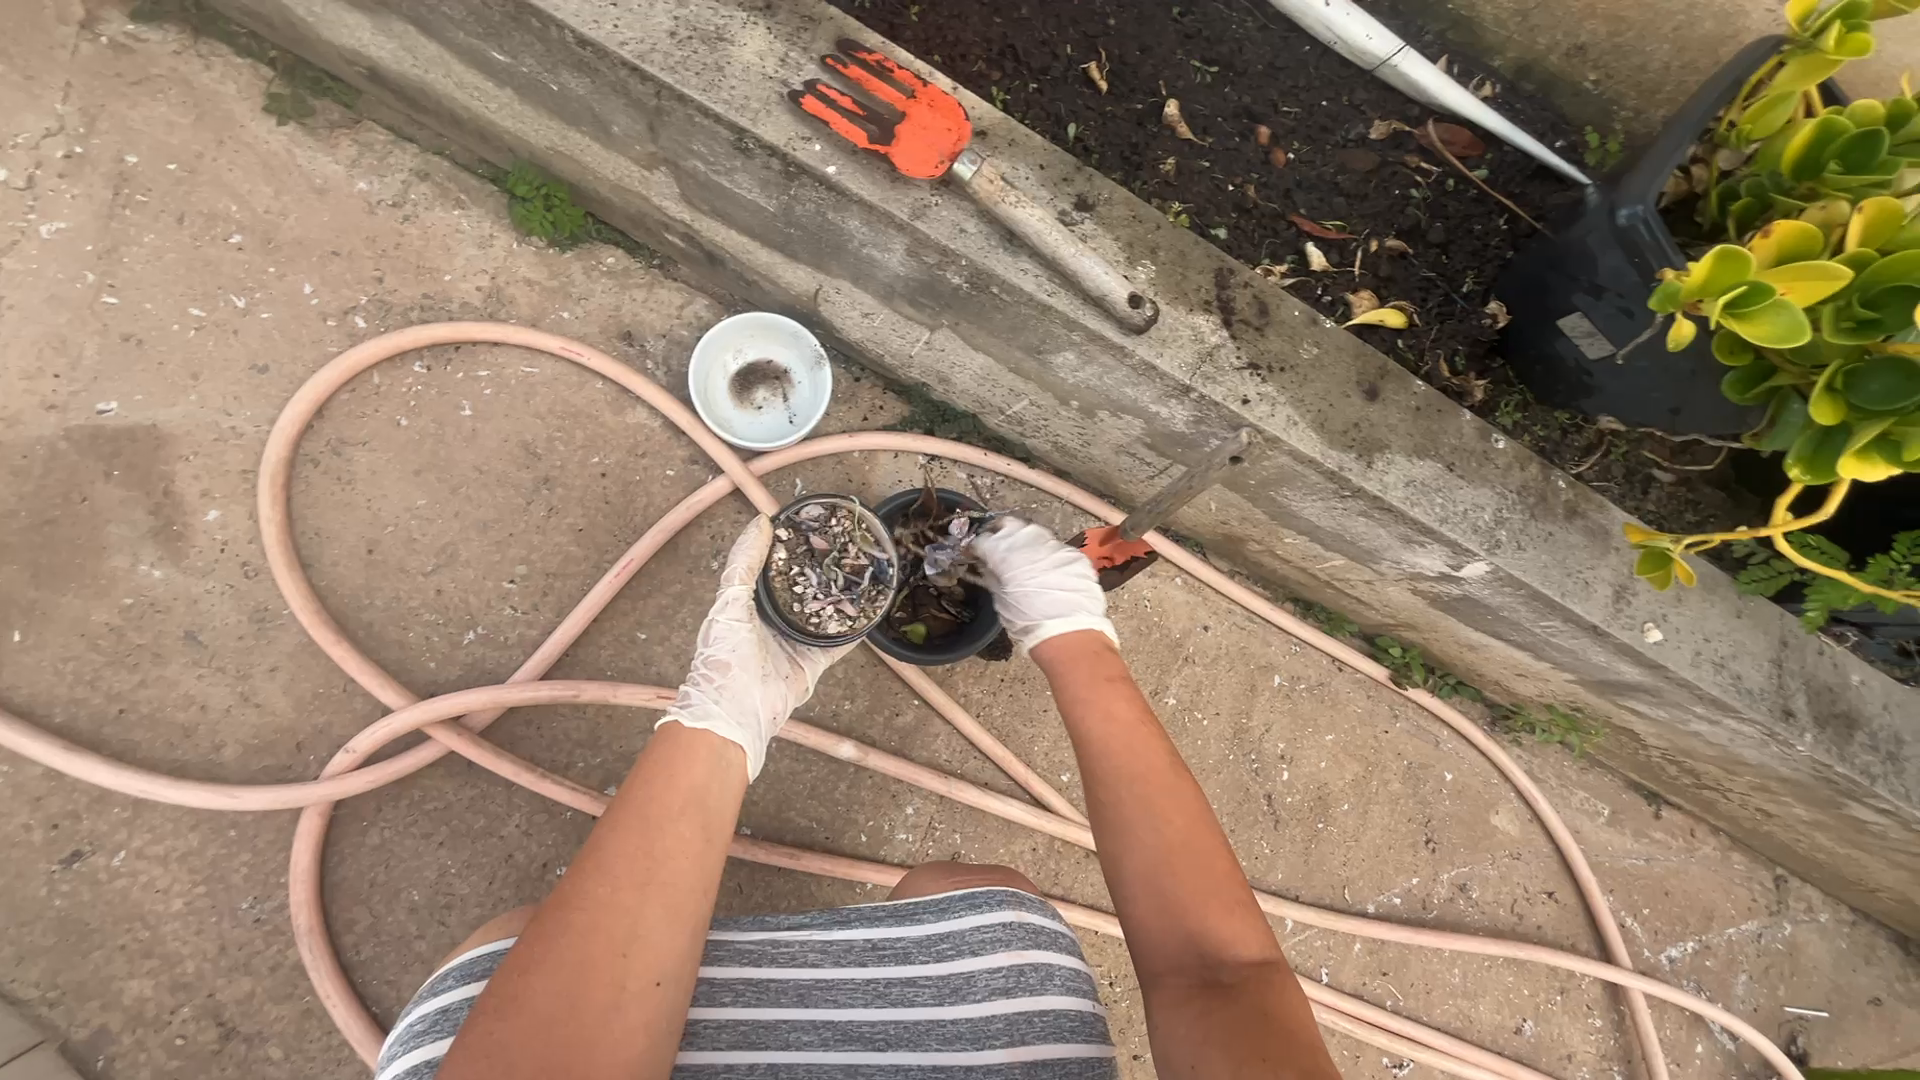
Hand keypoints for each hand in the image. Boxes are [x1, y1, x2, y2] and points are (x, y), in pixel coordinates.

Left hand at [658, 516, 852, 779]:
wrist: (736, 710)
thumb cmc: (723, 656)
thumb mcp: (729, 600)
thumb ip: (743, 562)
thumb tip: (761, 522)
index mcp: (750, 605)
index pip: (772, 571)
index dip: (788, 550)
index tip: (808, 527)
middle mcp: (774, 622)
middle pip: (802, 591)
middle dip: (820, 573)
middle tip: (842, 548)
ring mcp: (795, 643)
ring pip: (824, 614)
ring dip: (840, 599)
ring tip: (860, 574)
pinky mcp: (814, 663)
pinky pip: (840, 643)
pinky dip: (854, 629)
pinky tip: (869, 611)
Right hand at [969, 517, 1116, 653]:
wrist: (1068, 632)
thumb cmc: (1027, 621)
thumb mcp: (1001, 600)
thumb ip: (993, 577)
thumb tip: (988, 567)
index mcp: (1004, 552)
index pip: (983, 539)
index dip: (977, 546)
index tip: (975, 552)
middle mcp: (1029, 541)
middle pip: (1010, 525)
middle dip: (1001, 532)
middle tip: (997, 545)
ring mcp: (1055, 545)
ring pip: (1036, 534)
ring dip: (1027, 542)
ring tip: (1025, 558)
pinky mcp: (1074, 555)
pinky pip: (1057, 549)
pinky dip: (1049, 556)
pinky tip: (1049, 571)